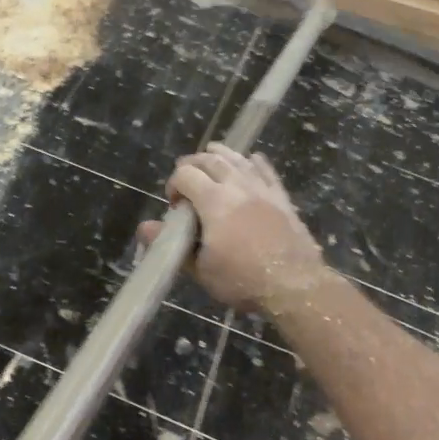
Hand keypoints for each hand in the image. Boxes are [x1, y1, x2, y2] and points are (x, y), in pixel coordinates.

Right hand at [137, 143, 328, 312]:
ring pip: (239, 160)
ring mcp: (263, 190)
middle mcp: (238, 186)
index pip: (186, 174)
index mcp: (214, 201)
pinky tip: (252, 159)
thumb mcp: (200, 269)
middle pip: (211, 161)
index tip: (173, 204)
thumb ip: (172, 245)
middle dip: (193, 164)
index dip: (174, 184)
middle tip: (186, 177)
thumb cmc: (242, 280)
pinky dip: (256, 162)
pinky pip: (267, 172)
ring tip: (211, 154)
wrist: (293, 285)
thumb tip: (144, 228)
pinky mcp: (282, 198)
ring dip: (221, 155)